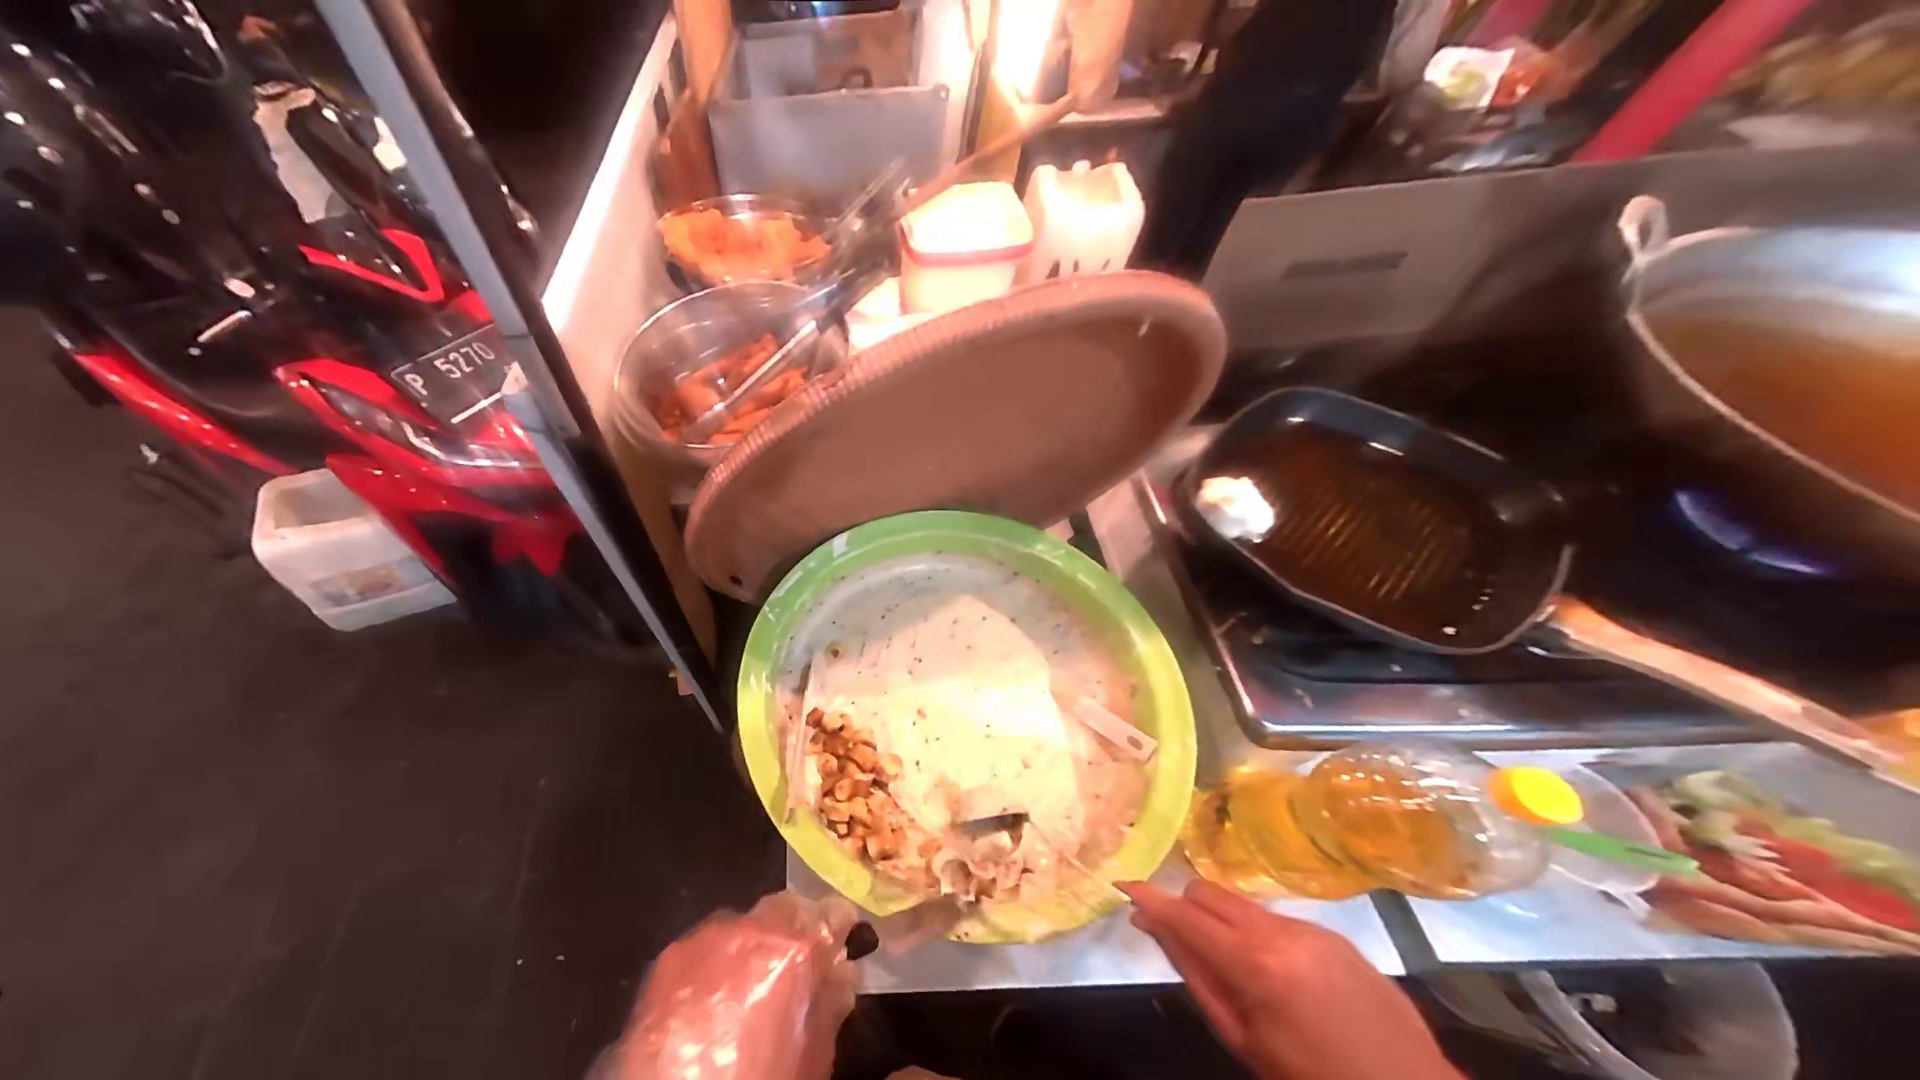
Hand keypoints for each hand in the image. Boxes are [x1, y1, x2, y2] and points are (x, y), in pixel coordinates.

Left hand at [614, 892, 858, 1079]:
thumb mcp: (814, 1052)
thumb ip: (831, 1001)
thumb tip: (841, 971)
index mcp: (797, 949)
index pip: (835, 911)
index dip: (842, 925)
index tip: (843, 939)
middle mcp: (756, 927)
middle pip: (789, 906)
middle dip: (798, 927)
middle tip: (797, 962)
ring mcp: (710, 936)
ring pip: (747, 920)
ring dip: (757, 940)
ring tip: (752, 980)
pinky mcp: (671, 954)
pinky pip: (709, 942)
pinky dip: (720, 958)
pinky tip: (715, 995)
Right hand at [1120, 880, 1461, 1079]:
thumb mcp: (1244, 1040)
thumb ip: (1197, 976)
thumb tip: (1156, 928)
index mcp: (1256, 963)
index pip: (1186, 916)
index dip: (1151, 899)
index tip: (1124, 886)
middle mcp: (1281, 930)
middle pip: (1210, 893)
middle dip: (1185, 907)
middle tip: (1178, 939)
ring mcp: (1311, 927)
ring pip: (1242, 903)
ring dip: (1222, 921)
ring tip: (1236, 969)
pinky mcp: (1333, 933)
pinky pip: (1276, 918)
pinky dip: (1258, 934)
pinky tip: (1279, 976)